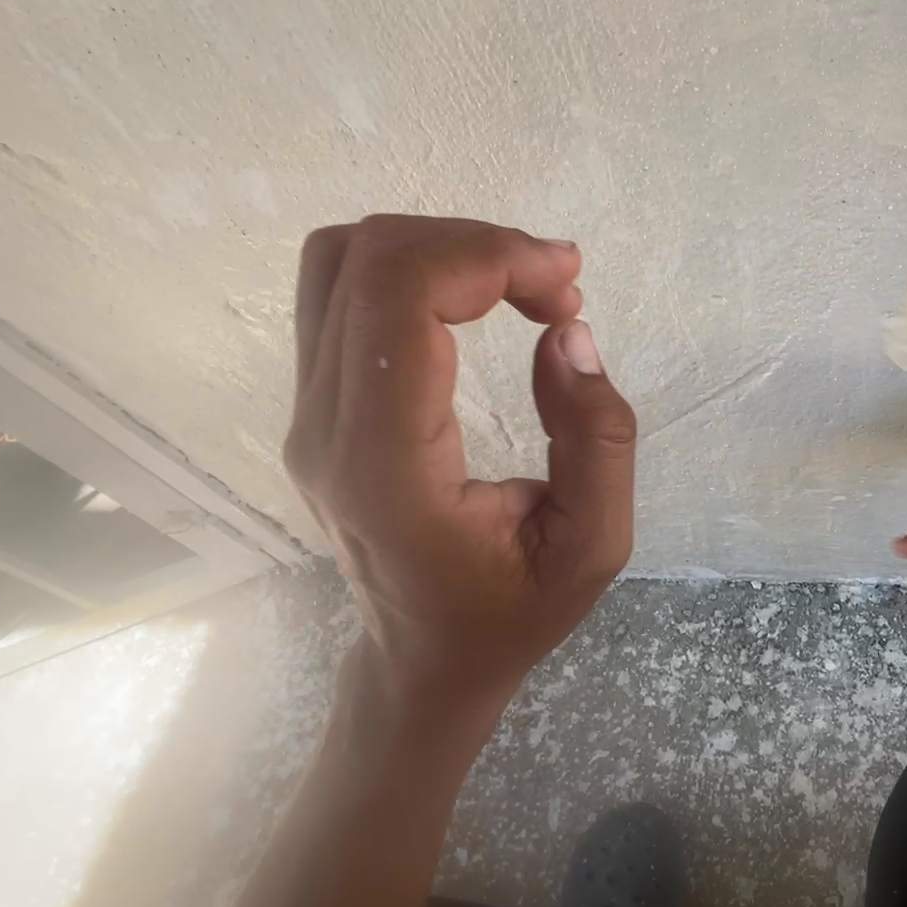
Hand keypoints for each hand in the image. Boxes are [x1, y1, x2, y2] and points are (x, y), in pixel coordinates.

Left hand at [284, 216, 637, 707]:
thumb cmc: (510, 616)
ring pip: (342, 261)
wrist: (421, 662)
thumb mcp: (595, 547)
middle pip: (365, 258)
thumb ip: (599, 439)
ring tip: (518, 289)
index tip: (568, 284)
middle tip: (556, 287)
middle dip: (476, 244)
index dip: (490, 256)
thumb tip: (567, 334)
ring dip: (444, 250)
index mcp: (388, 468)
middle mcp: (326, 429)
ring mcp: (306, 416)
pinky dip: (419, 273)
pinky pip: (347, 295)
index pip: (399, 298)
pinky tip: (476, 305)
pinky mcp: (314, 407)